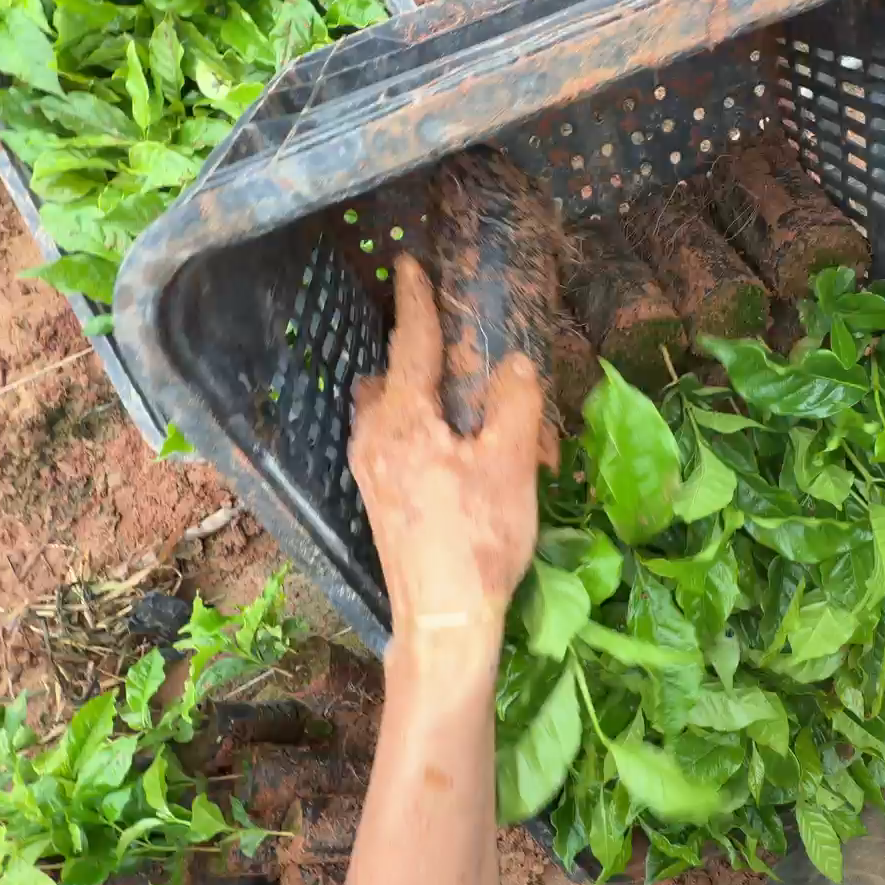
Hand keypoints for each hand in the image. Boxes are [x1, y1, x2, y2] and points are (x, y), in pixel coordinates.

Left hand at [350, 256, 543, 643]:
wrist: (445, 617)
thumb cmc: (479, 537)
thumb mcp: (510, 464)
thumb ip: (514, 402)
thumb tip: (515, 364)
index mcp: (403, 421)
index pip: (411, 347)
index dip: (416, 303)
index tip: (409, 266)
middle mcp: (373, 440)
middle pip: (384, 379)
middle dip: (408, 356)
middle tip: (444, 349)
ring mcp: (368, 474)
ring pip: (380, 414)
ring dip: (407, 396)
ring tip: (447, 401)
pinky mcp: (376, 501)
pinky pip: (384, 443)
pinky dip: (408, 428)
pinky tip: (439, 450)